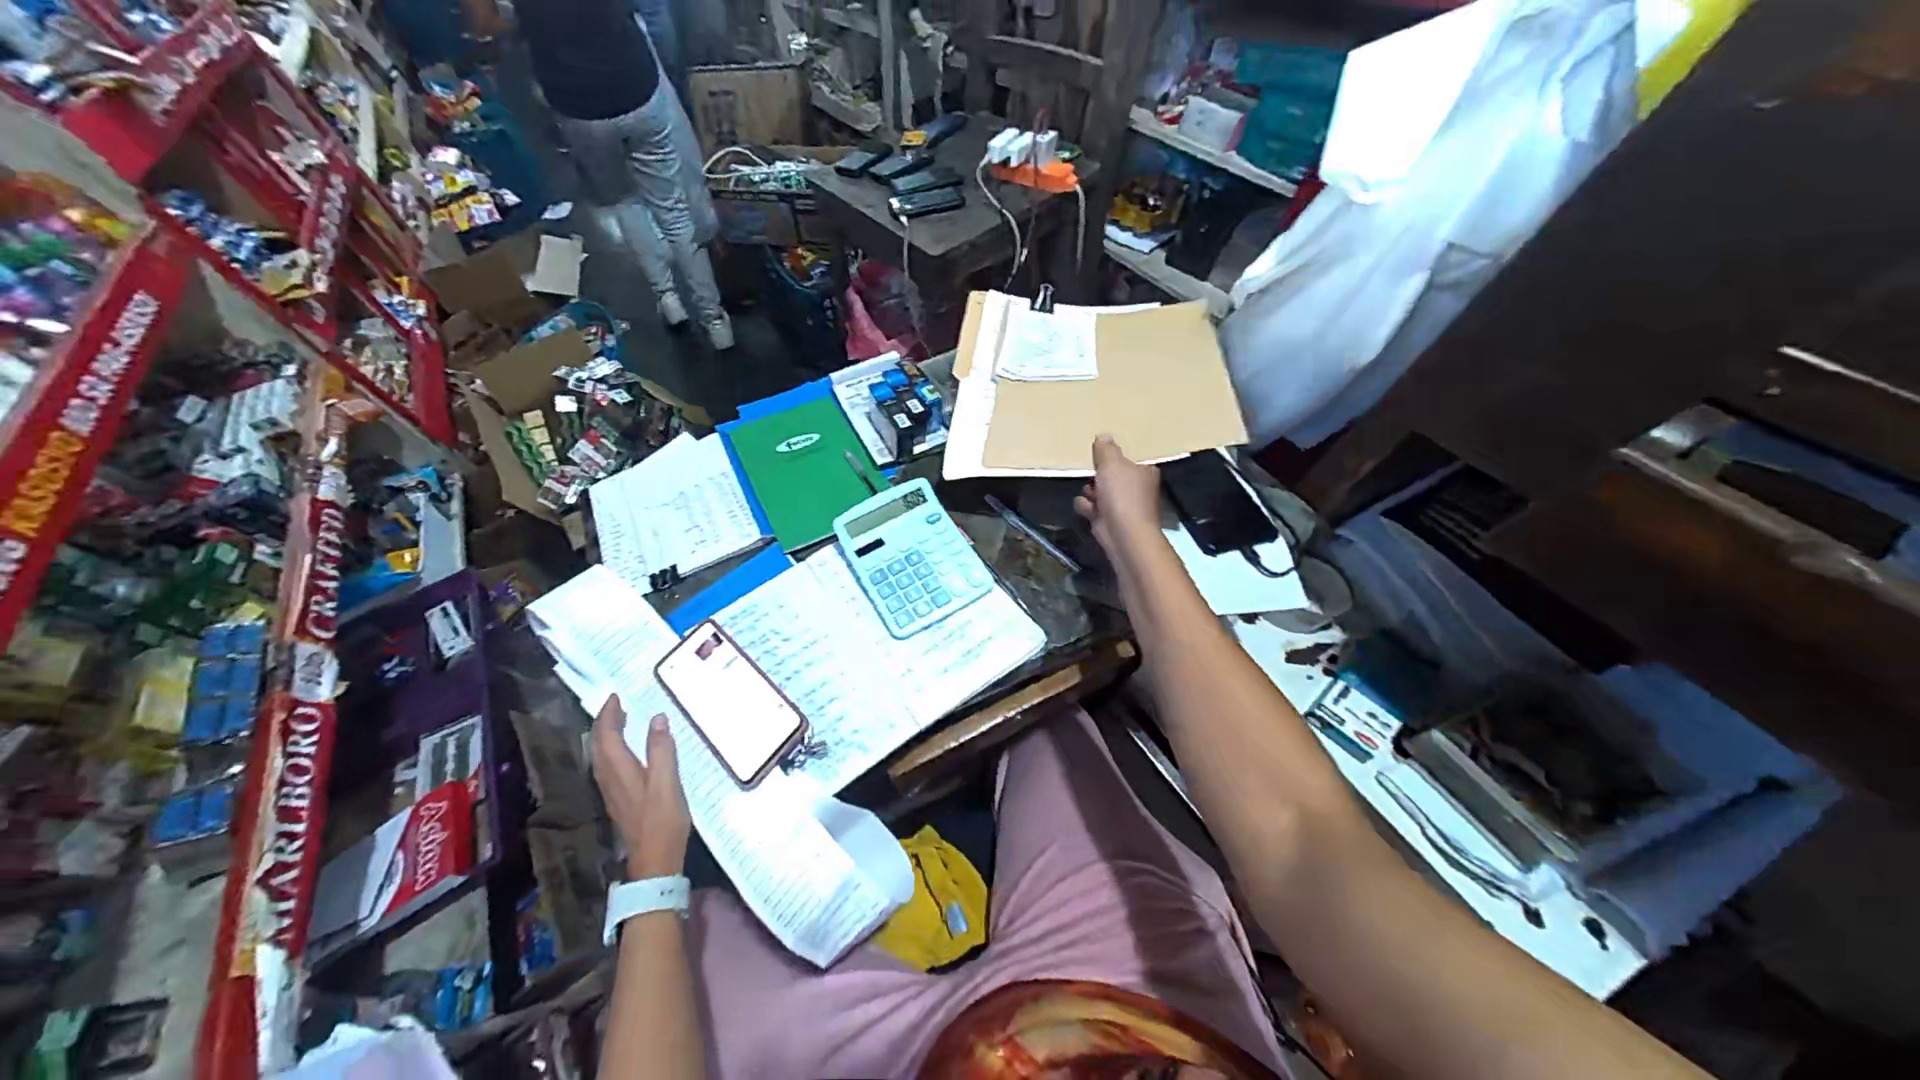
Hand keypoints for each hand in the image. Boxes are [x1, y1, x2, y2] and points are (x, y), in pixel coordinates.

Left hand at [591, 695, 690, 880]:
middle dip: (605, 723)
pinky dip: (613, 751)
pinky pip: (608, 767)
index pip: (606, 736)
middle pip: (599, 746)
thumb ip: (661, 750)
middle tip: (619, 706)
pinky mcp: (619, 801)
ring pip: (601, 757)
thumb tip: (657, 718)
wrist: (654, 860)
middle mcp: (609, 780)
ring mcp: (612, 792)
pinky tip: (626, 753)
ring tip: (622, 723)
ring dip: (607, 737)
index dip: (608, 715)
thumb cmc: (662, 820)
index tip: (616, 697)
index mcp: (620, 771)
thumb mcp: (667, 782)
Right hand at [1074, 434, 1162, 556]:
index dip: (1113, 457)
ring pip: (1098, 491)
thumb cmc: (1122, 494)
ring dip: (1090, 493)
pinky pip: (1092, 508)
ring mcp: (1123, 505)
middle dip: (1097, 476)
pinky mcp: (1109, 520)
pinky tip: (1088, 509)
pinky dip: (1088, 508)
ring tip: (1092, 495)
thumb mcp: (1112, 464)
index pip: (1128, 458)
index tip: (1101, 455)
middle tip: (1094, 475)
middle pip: (1110, 475)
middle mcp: (1136, 487)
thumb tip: (1103, 436)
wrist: (1123, 534)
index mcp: (1144, 471)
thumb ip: (1105, 449)